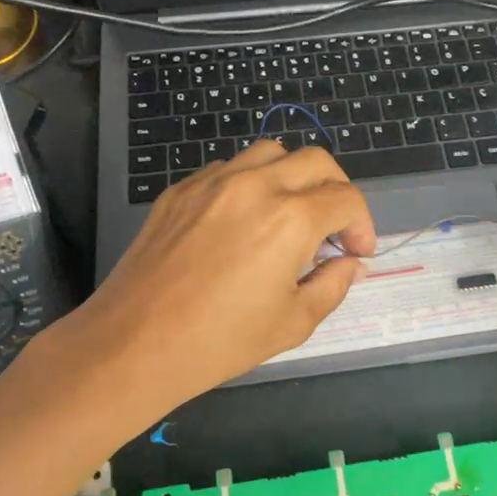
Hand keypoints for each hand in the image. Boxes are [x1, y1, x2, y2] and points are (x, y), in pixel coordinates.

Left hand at [63, 140, 374, 404]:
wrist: (135, 342)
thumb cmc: (220, 341)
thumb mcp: (292, 323)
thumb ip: (332, 285)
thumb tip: (349, 264)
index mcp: (290, 219)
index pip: (345, 199)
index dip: (362, 225)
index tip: (356, 252)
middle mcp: (256, 185)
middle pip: (316, 161)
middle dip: (336, 190)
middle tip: (334, 227)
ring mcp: (213, 182)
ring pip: (270, 153)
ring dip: (293, 176)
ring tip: (289, 214)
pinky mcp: (180, 189)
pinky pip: (228, 168)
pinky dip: (250, 183)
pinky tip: (242, 221)